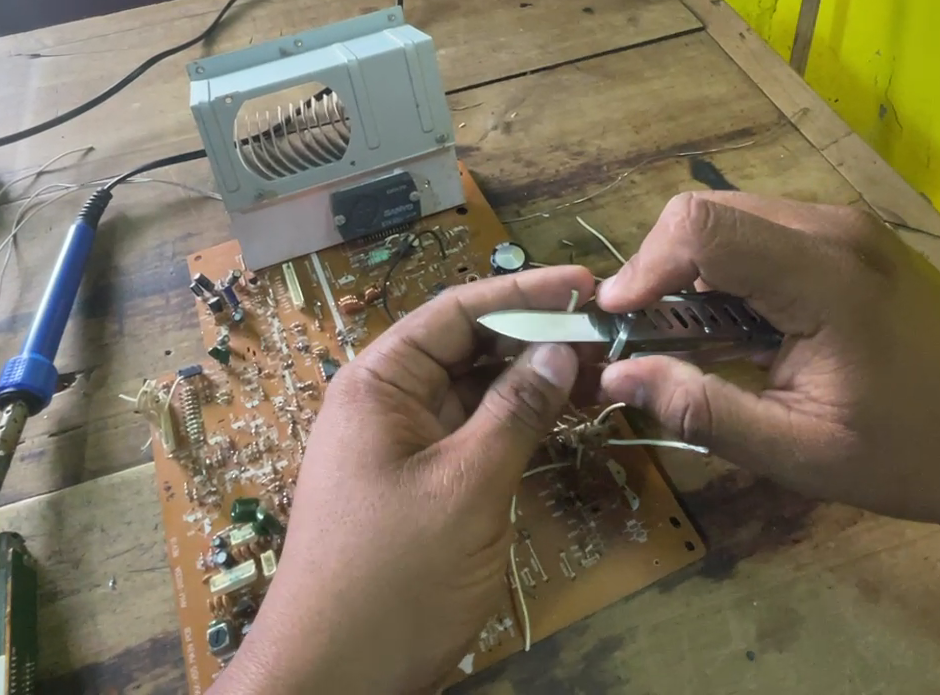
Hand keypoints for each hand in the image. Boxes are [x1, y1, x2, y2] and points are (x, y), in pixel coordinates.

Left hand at [214, 265, 598, 694]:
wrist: (335, 680)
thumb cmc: (394, 574)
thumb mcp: (466, 486)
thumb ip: (515, 412)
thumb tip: (559, 348)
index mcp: (381, 379)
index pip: (455, 311)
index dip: (522, 292)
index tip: (584, 284)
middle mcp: (390, 398)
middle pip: (468, 345)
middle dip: (533, 335)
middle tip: (604, 331)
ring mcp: (407, 439)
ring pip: (477, 389)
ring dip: (533, 378)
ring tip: (600, 366)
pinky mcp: (425, 478)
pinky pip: (476, 430)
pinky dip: (519, 421)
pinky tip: (566, 412)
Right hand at [596, 192, 939, 528]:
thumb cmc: (917, 457)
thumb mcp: (801, 453)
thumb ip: (702, 409)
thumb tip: (616, 375)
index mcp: (828, 277)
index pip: (704, 228)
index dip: (645, 265)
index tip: (619, 318)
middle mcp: (834, 228)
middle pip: (707, 212)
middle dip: (661, 266)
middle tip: (653, 331)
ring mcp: (846, 225)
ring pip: (730, 215)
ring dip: (692, 266)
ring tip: (695, 331)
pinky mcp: (851, 235)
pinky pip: (761, 228)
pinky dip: (727, 265)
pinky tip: (743, 318)